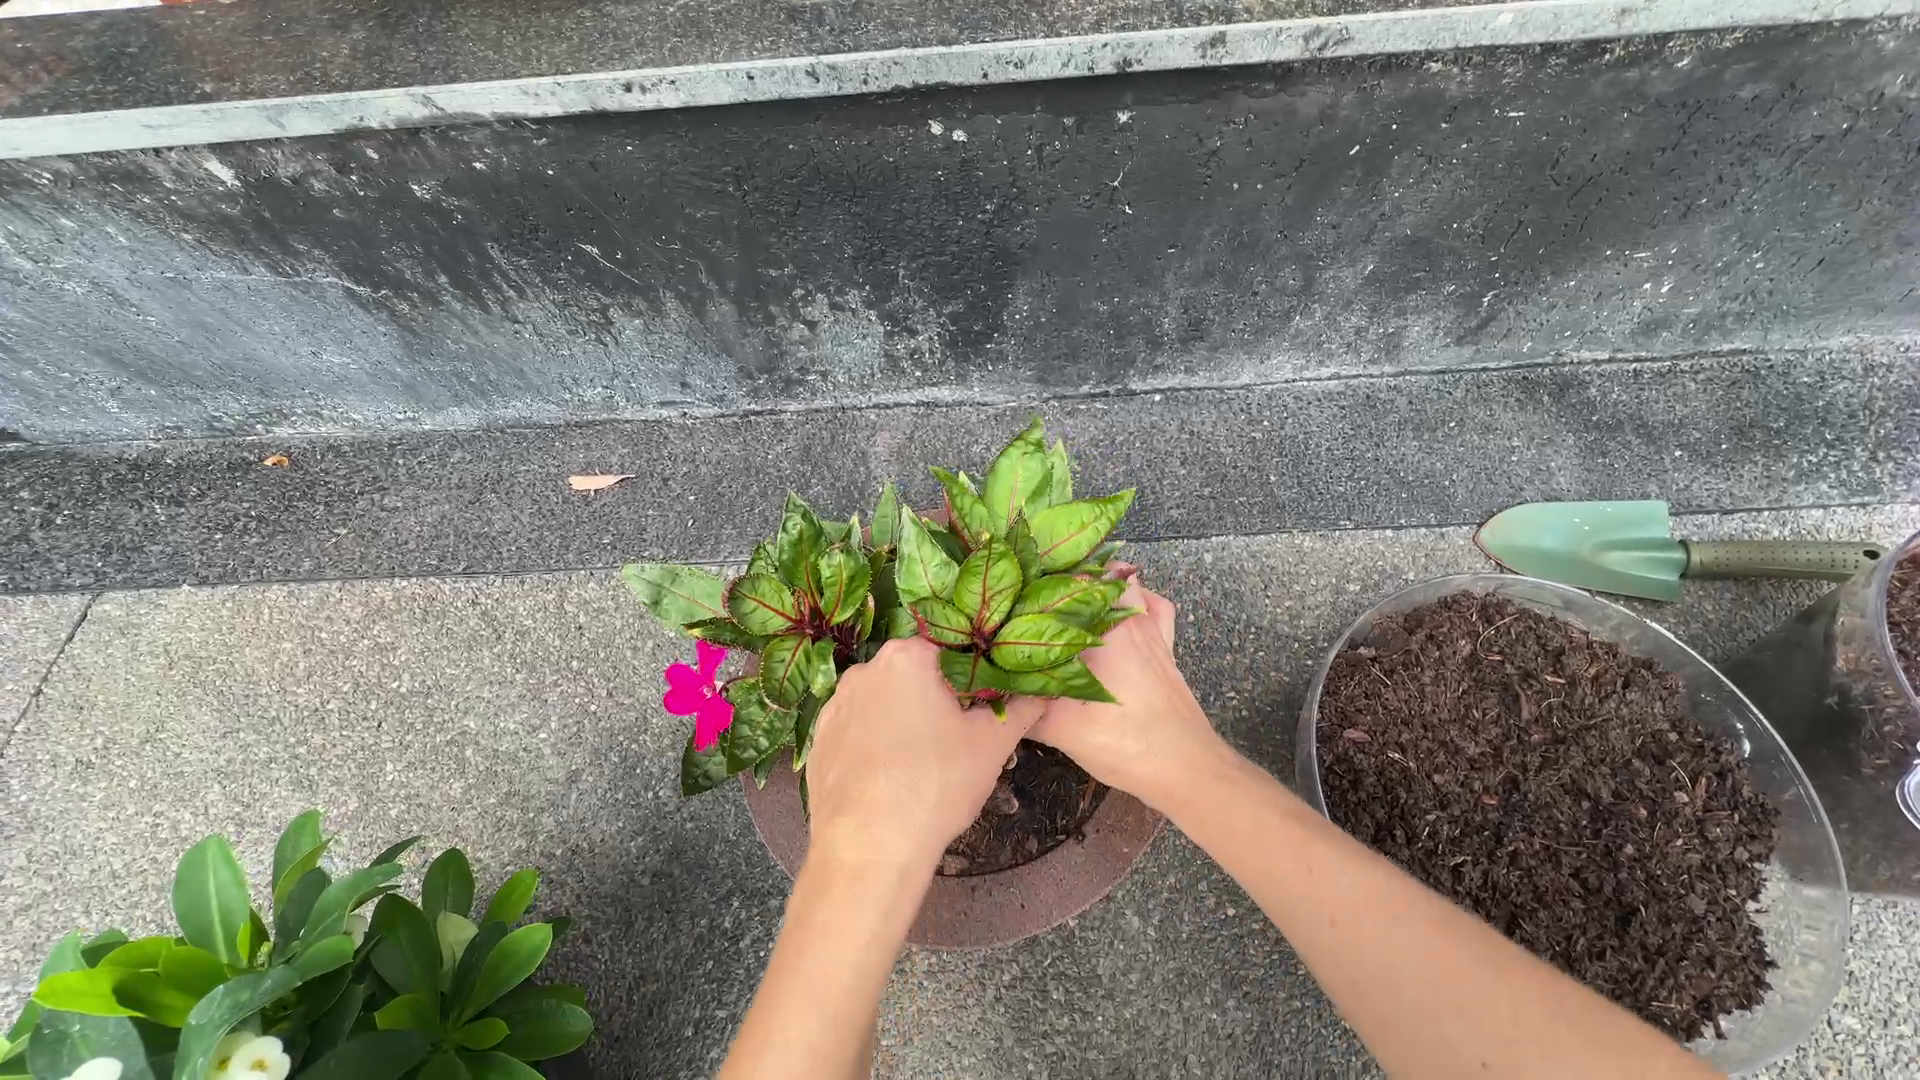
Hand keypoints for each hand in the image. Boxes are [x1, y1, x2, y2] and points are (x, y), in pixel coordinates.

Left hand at [805, 637, 1038, 871]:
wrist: (868, 846)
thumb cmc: (936, 784)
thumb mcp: (992, 744)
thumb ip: (1022, 709)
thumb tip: (1044, 692)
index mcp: (907, 657)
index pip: (949, 648)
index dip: (972, 674)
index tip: (985, 701)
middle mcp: (865, 670)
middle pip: (913, 674)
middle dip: (937, 697)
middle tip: (960, 734)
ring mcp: (836, 705)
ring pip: (883, 703)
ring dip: (904, 721)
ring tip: (925, 761)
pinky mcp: (818, 740)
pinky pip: (857, 732)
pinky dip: (875, 745)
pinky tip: (891, 777)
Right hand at [1028, 577, 1231, 811]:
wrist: (1188, 769)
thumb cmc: (1128, 743)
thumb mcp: (1064, 728)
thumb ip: (1024, 708)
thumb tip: (991, 691)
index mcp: (1107, 629)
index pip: (1074, 581)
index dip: (1042, 577)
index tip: (1017, 586)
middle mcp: (1134, 621)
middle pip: (1104, 575)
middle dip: (1071, 578)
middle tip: (1039, 594)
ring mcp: (1154, 635)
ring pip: (1132, 589)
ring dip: (1105, 587)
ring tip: (1073, 601)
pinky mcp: (1167, 652)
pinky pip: (1154, 611)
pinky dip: (1138, 605)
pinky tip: (1118, 620)